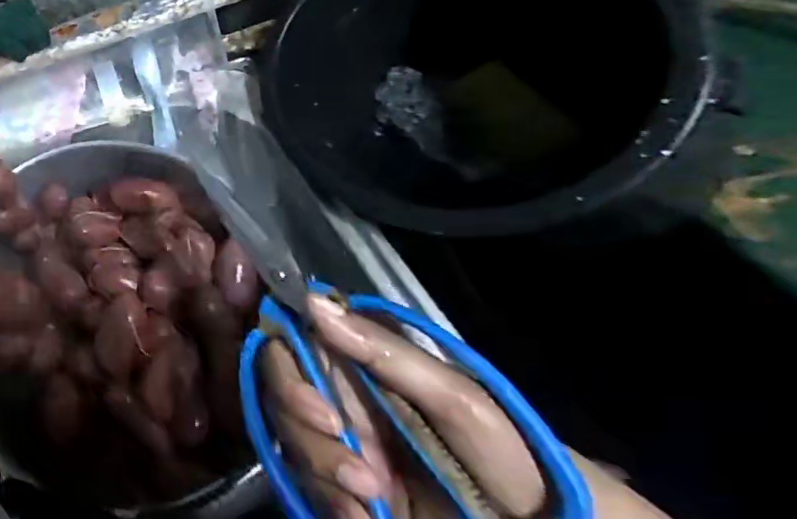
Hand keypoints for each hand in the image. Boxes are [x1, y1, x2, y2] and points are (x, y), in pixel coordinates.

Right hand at [267, 295, 669, 518]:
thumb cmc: (516, 457)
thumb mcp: (460, 400)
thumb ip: (384, 351)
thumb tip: (310, 300)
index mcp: (357, 365)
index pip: (290, 347)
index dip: (287, 373)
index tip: (321, 412)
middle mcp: (338, 399)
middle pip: (279, 398)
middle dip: (307, 436)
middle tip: (361, 474)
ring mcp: (339, 447)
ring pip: (290, 444)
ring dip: (321, 474)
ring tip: (371, 500)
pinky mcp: (344, 493)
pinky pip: (308, 488)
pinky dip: (329, 504)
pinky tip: (364, 516)